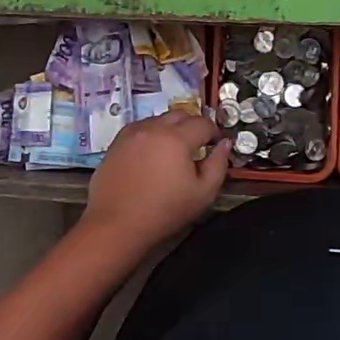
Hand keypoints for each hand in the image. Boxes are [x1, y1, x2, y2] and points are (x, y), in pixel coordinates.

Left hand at [79, 109, 229, 249]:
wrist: (117, 225)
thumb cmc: (165, 211)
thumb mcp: (203, 193)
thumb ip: (219, 165)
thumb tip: (224, 144)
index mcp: (176, 138)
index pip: (203, 123)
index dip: (214, 132)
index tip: (215, 145)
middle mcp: (153, 128)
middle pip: (180, 115)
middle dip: (193, 126)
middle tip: (197, 146)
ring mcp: (131, 134)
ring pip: (158, 120)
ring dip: (171, 129)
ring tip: (172, 152)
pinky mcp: (116, 143)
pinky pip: (140, 130)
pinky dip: (151, 136)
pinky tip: (151, 156)